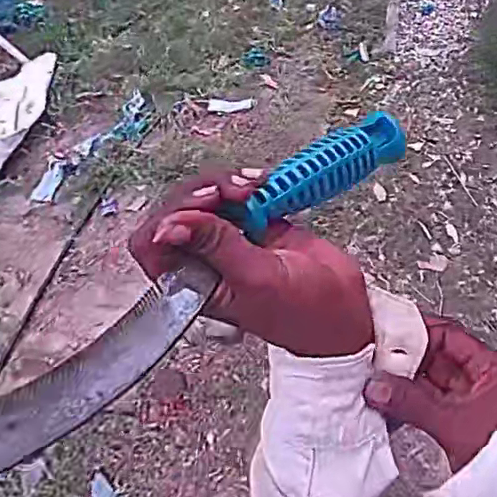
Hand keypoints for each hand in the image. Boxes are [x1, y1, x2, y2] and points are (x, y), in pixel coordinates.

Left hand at [128, 168, 374, 357]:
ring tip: (253, 188)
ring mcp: (228, 239)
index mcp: (192, 282)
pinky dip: (249, 184)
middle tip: (233, 194)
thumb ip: (217, 247)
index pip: (153, 244)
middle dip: (203, 193)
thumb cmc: (302, 312)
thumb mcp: (257, 279)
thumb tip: (173, 226)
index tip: (203, 207)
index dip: (169, 217)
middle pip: (179, 211)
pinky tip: (264, 186)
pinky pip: (238, 195)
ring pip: (207, 198)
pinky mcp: (253, 224)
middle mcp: (204, 260)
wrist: (344, 307)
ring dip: (227, 185)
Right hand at [362, 317, 496, 469]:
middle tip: (376, 359)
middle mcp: (486, 385)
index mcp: (495, 371)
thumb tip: (380, 385)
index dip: (417, 332)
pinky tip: (393, 404)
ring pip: (433, 385)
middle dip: (405, 360)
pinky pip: (432, 407)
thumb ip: (411, 402)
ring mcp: (475, 407)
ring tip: (379, 381)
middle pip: (438, 360)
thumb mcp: (452, 426)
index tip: (389, 332)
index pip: (449, 337)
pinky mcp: (464, 429)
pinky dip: (412, 404)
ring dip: (406, 384)